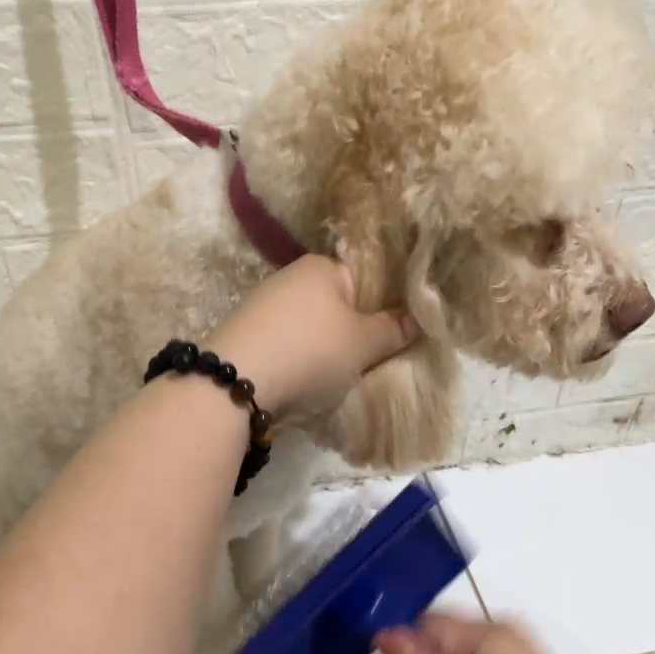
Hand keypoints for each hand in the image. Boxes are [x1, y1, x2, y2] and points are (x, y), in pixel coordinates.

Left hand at [207, 255, 415, 418]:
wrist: (235, 384)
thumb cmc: (310, 352)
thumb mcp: (362, 343)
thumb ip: (393, 330)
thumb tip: (420, 317)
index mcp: (321, 266)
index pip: (366, 278)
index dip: (386, 307)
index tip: (399, 336)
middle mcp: (290, 279)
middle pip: (338, 306)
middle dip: (355, 334)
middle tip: (375, 364)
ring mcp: (264, 310)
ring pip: (312, 331)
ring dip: (327, 354)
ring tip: (341, 382)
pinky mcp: (247, 341)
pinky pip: (289, 350)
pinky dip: (301, 366)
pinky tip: (307, 387)